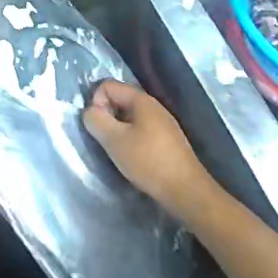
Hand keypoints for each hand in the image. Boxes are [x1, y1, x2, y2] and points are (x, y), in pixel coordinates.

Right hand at [82, 81, 210, 210]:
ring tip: (118, 151)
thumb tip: (90, 111)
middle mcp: (154, 107)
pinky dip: (131, 139)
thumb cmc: (148, 162)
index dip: (96, 102)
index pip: (107, 86)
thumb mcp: (114, 140)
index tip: (98, 126)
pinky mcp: (167, 140)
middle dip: (106, 116)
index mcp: (142, 100)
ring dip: (118, 130)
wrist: (187, 192)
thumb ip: (95, 120)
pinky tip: (133, 158)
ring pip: (129, 117)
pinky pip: (140, 130)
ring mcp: (163, 124)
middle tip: (105, 140)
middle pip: (119, 100)